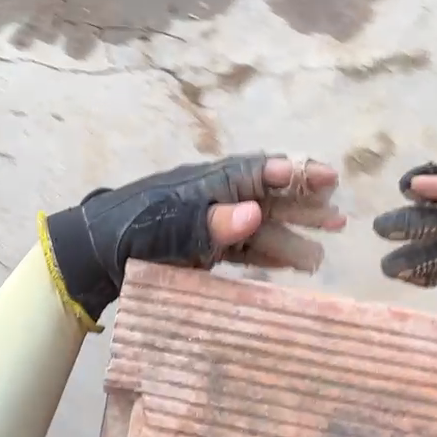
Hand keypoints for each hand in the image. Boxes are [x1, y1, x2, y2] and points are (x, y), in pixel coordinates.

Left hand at [43, 154, 344, 324]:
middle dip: (303, 201)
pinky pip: (246, 249)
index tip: (327, 176)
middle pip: (266, 197)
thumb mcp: (170, 227)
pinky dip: (272, 254)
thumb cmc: (132, 231)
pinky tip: (298, 263)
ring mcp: (211, 225)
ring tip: (331, 234)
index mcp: (207, 185)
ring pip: (261, 224)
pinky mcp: (205, 249)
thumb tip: (253, 212)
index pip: (256, 173)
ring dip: (295, 229)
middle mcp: (214, 200)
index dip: (292, 173)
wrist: (96, 253)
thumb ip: (211, 222)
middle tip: (340, 214)